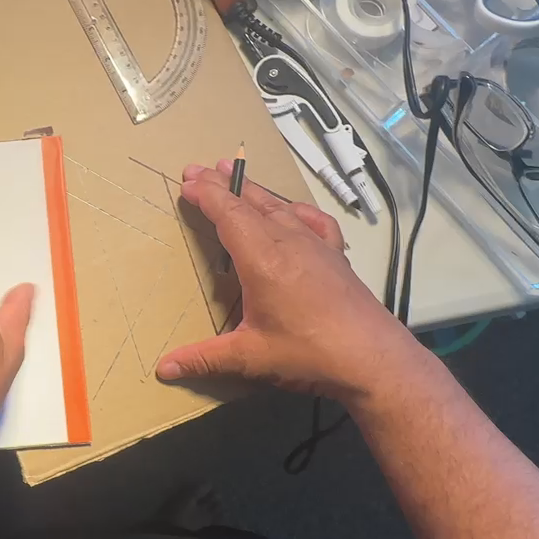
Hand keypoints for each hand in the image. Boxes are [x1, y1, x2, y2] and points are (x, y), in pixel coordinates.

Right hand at [157, 162, 430, 407]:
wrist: (374, 360)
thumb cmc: (311, 354)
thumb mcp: (250, 357)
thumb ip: (204, 359)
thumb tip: (164, 369)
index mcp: (264, 261)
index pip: (230, 215)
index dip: (207, 195)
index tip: (188, 182)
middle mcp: (290, 245)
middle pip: (252, 203)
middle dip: (223, 185)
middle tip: (198, 169)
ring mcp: (317, 248)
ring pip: (280, 208)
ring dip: (255, 192)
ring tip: (237, 179)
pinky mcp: (336, 259)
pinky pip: (314, 222)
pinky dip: (297, 210)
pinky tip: (292, 209)